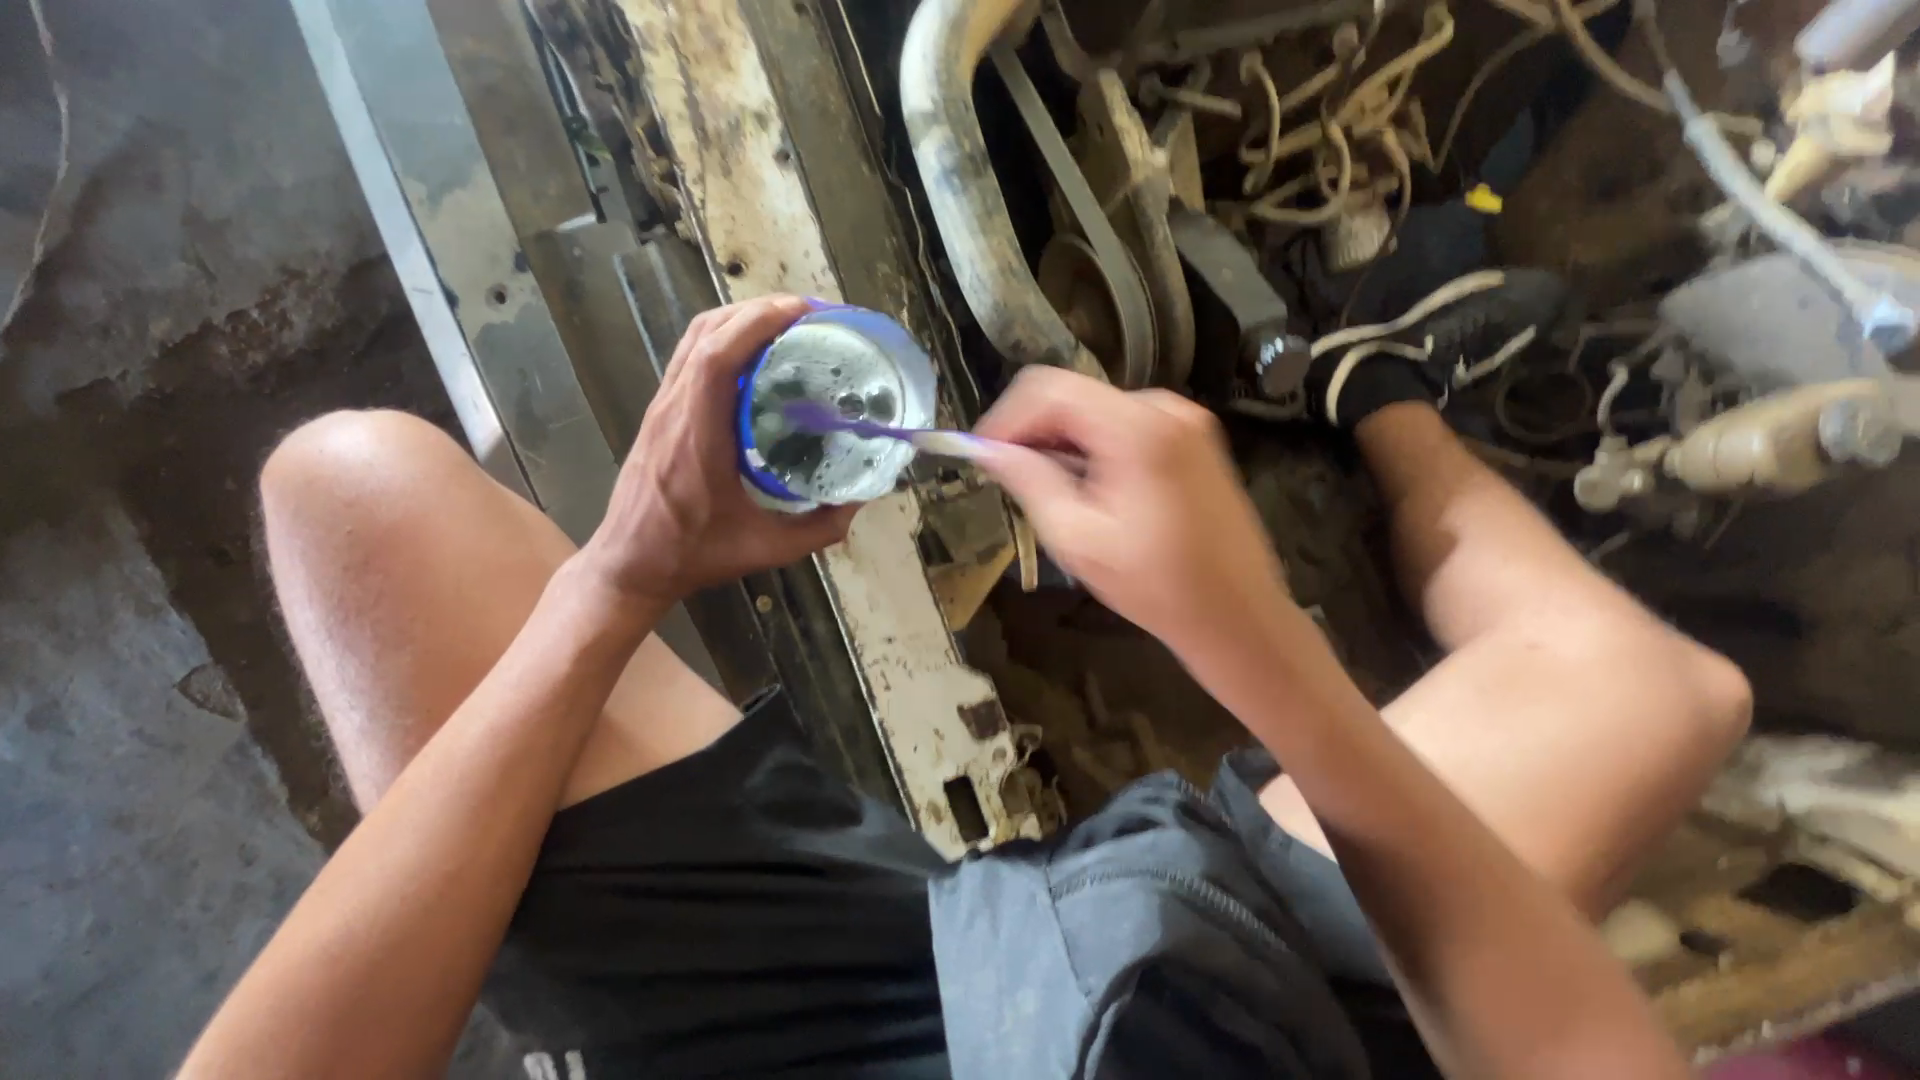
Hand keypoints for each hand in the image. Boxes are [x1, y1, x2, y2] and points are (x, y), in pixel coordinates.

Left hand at [582, 295, 855, 602]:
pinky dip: (722, 338)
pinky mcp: (659, 412)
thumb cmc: (694, 554)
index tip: (803, 312)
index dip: (758, 323)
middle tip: (808, 315)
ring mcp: (662, 407)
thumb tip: (858, 502)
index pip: (717, 356)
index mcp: (698, 436)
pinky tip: (754, 353)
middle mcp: (675, 409)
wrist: (630, 564)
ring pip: (694, 337)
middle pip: (707, 332)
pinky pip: (689, 356)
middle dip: (758, 310)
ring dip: (739, 318)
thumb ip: (818, 528)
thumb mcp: (766, 548)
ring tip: (785, 323)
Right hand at [973, 367, 1292, 658]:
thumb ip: (1029, 481)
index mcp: (1138, 427)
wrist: (1238, 615)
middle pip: (1074, 395)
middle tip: (1013, 480)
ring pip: (1097, 411)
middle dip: (1035, 432)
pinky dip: (1096, 449)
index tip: (985, 456)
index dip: (1007, 418)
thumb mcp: (1078, 538)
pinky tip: (1093, 493)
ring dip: (1065, 444)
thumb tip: (987, 449)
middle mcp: (1165, 408)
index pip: (1049, 388)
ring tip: (1056, 496)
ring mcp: (1185, 421)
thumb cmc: (1156, 586)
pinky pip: (1126, 427)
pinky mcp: (1193, 439)